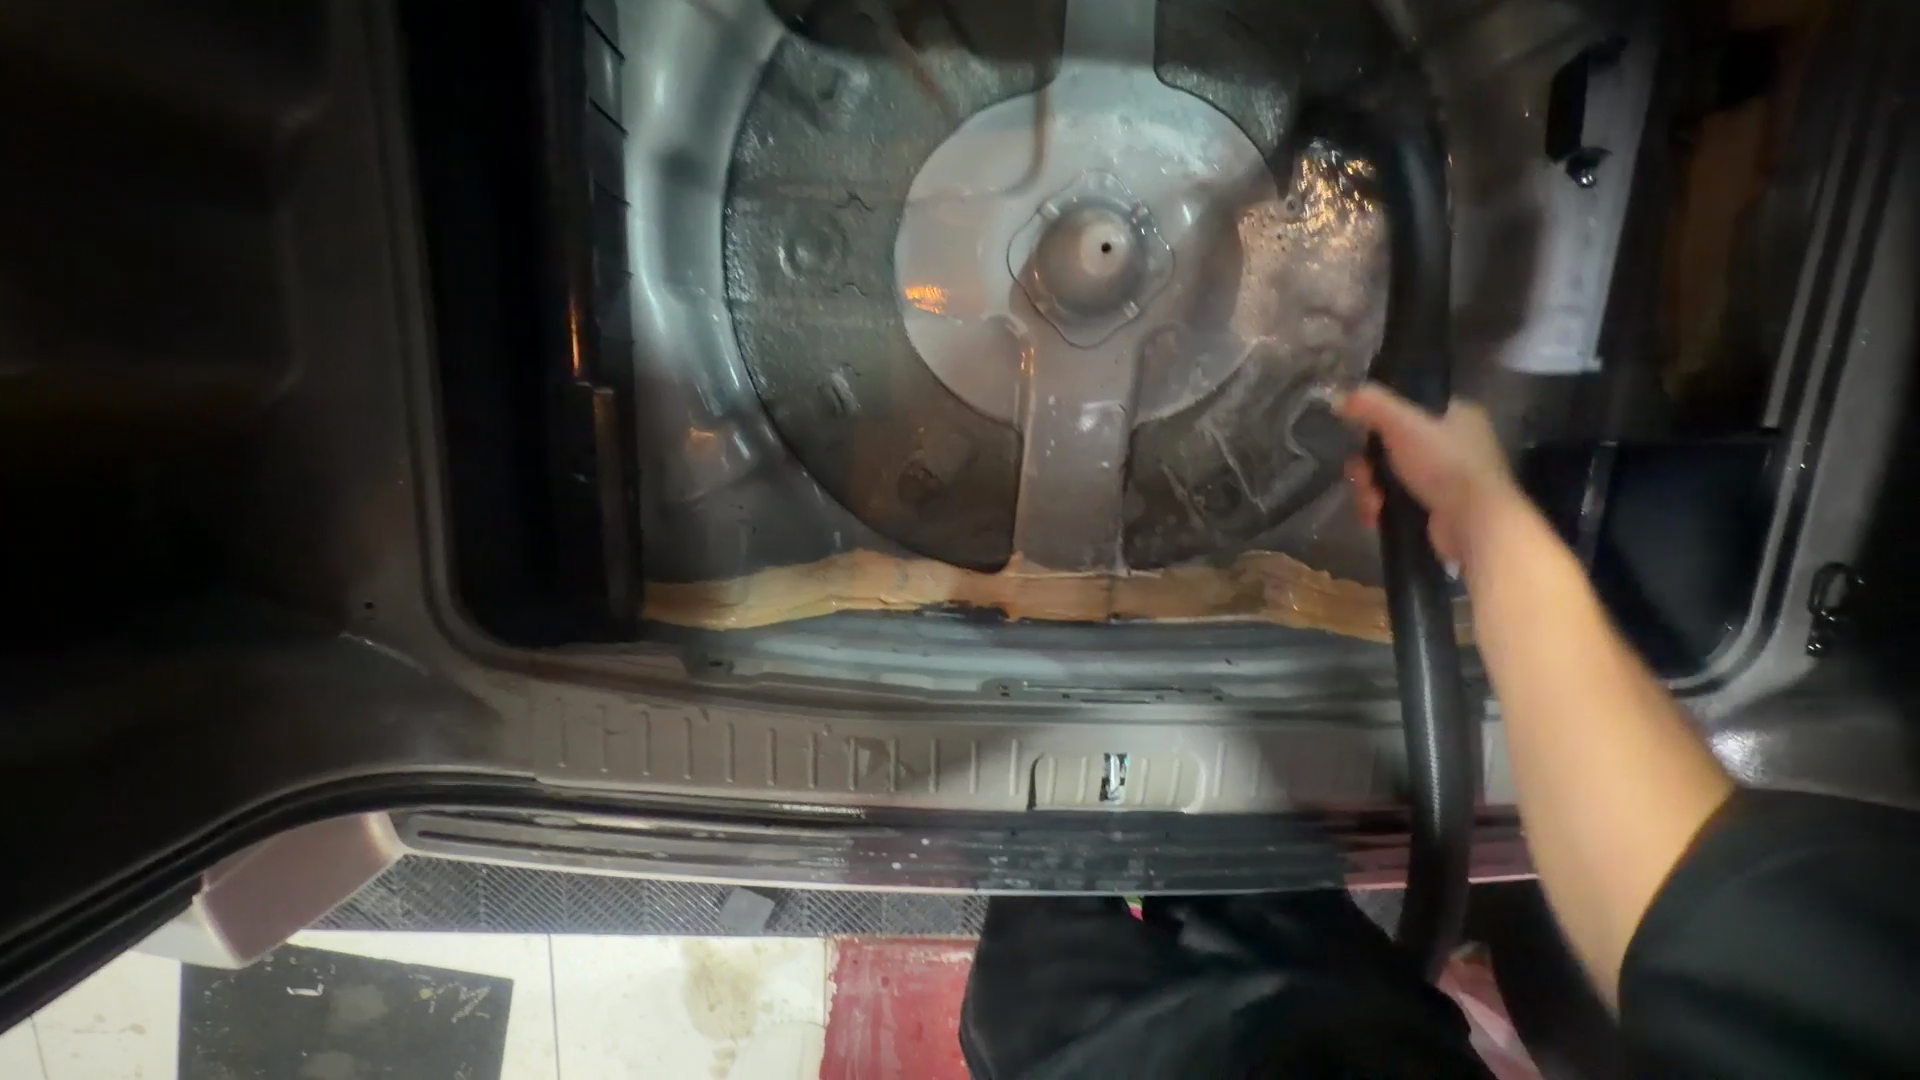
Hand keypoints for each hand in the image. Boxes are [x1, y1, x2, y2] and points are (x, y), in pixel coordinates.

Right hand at [1338, 382, 1519, 572]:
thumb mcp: (1403, 424)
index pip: (1408, 408)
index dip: (1378, 422)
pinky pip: (1394, 499)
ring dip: (1370, 489)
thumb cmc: (1444, 465)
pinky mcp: (1435, 507)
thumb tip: (1339, 396)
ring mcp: (1444, 477)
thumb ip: (1370, 405)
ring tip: (1374, 503)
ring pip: (1387, 475)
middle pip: (1390, 446)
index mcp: (1457, 415)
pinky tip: (1376, 516)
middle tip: (1365, 476)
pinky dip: (1380, 507)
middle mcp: (1453, 443)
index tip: (1361, 436)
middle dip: (1368, 466)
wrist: (1472, 523)